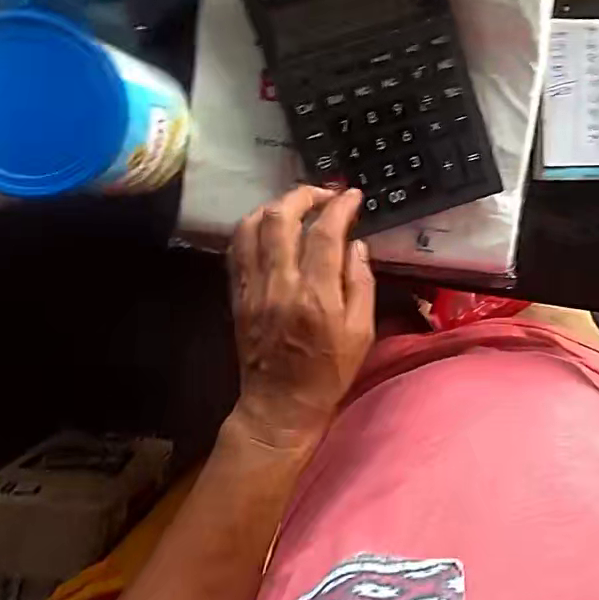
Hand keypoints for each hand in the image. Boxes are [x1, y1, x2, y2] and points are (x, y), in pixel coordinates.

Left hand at [228, 186, 376, 452]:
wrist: (280, 405)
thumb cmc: (329, 371)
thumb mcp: (362, 332)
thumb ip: (362, 283)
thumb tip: (356, 244)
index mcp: (317, 296)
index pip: (325, 234)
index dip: (340, 206)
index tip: (352, 195)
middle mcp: (281, 285)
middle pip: (281, 218)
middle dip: (304, 195)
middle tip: (324, 194)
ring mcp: (252, 288)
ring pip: (252, 227)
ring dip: (275, 206)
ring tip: (296, 206)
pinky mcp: (237, 295)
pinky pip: (236, 248)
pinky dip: (252, 227)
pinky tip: (269, 226)